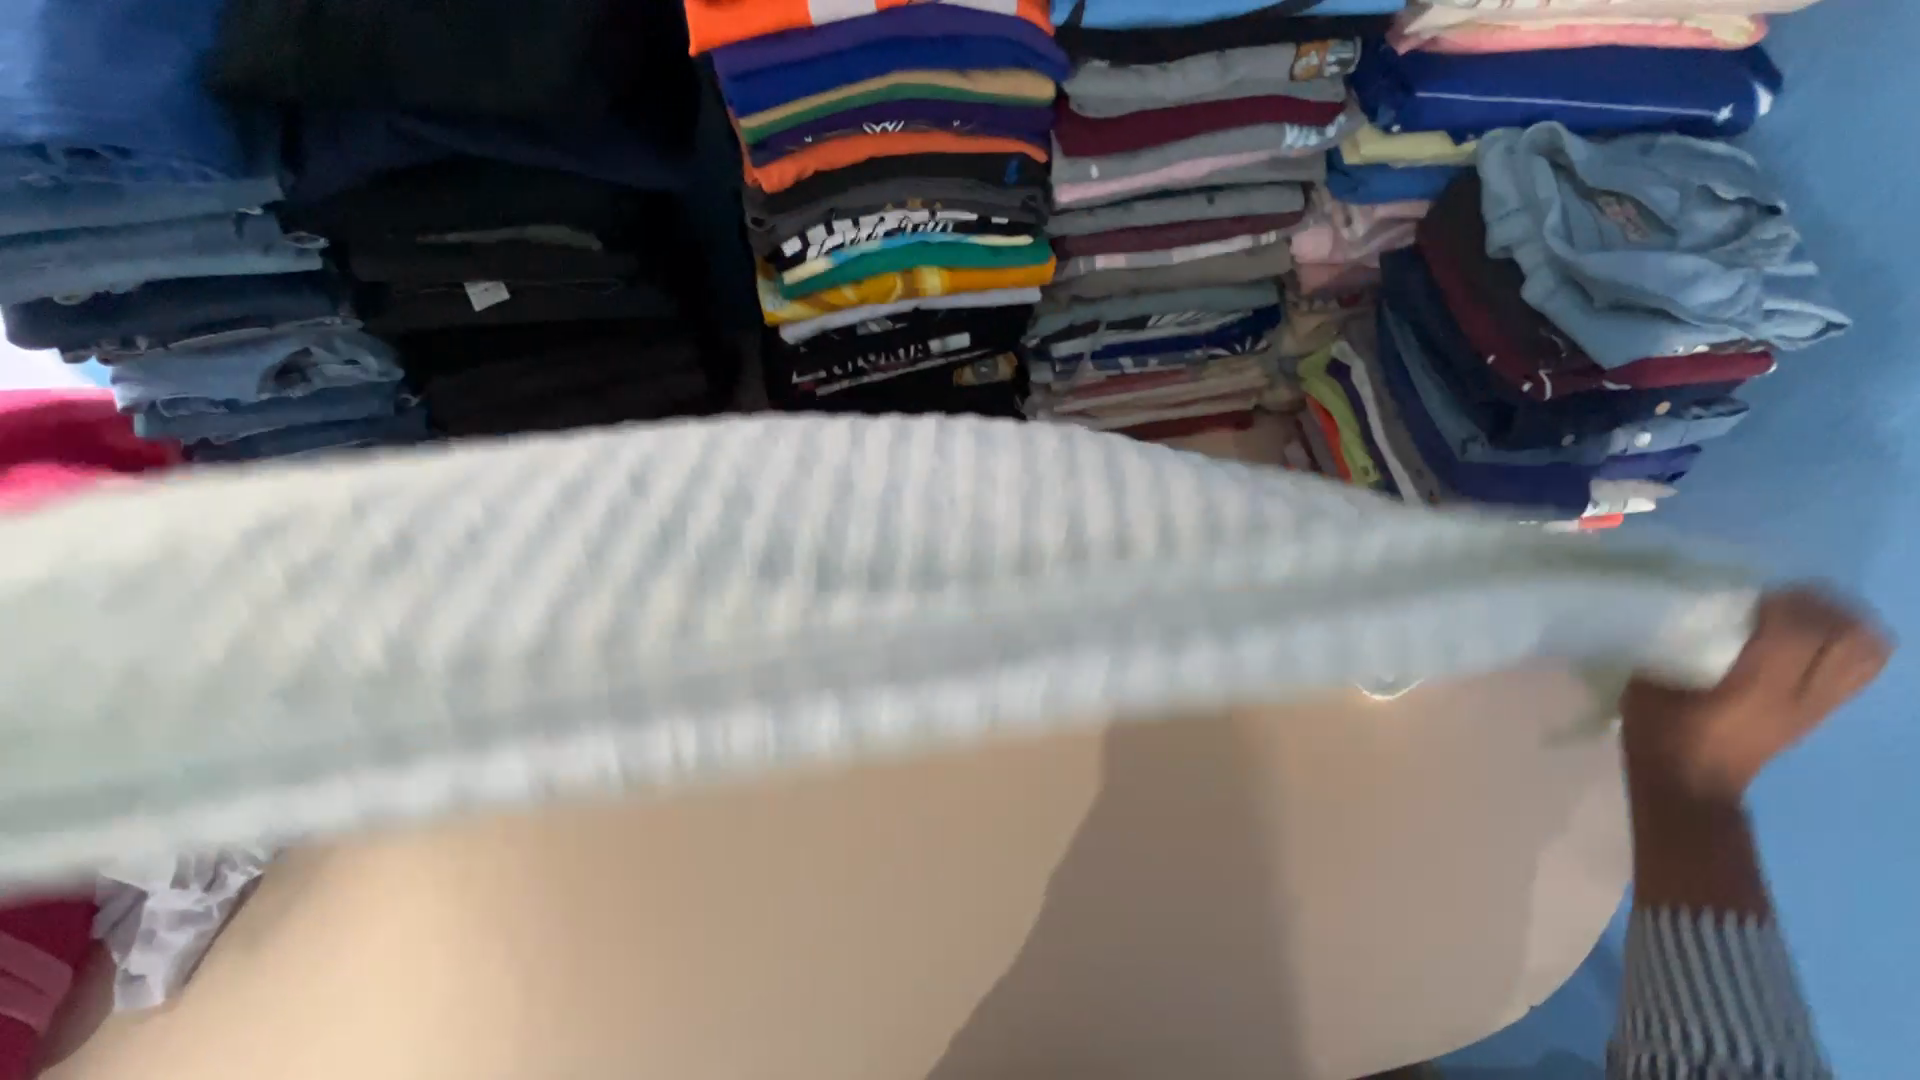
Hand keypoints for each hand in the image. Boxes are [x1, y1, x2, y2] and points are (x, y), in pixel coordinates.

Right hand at [1620, 587, 1891, 803]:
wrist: (1690, 784)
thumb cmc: (1661, 735)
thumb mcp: (1650, 687)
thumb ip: (1678, 651)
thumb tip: (1692, 617)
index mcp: (1755, 690)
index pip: (1798, 633)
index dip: (1785, 603)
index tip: (1755, 592)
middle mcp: (1801, 696)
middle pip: (1849, 638)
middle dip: (1824, 608)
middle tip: (1785, 598)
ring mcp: (1818, 706)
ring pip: (1866, 654)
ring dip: (1843, 625)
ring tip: (1804, 613)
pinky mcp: (1820, 712)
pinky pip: (1858, 670)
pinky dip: (1845, 645)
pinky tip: (1809, 639)